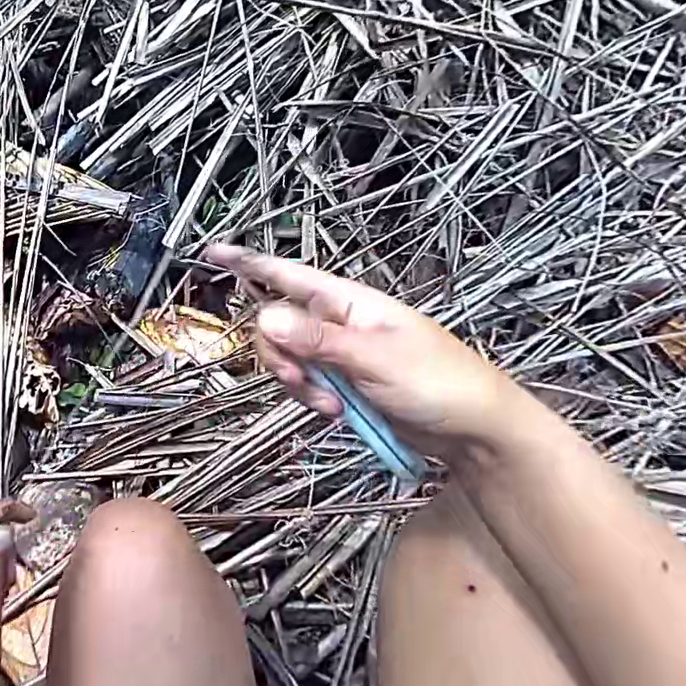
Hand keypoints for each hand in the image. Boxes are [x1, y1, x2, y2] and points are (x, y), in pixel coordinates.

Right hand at [203, 244, 539, 457]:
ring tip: (330, 405)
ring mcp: (335, 352)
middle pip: (275, 325)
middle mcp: (334, 321)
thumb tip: (265, 317)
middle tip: (302, 383)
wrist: (474, 432)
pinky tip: (335, 412)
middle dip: (279, 356)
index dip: (247, 263)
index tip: (211, 253)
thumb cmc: (440, 382)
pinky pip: (302, 381)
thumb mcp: (377, 358)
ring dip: (296, 383)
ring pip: (285, 357)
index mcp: (346, 301)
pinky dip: (309, 397)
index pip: (287, 275)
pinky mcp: (339, 381)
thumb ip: (319, 339)